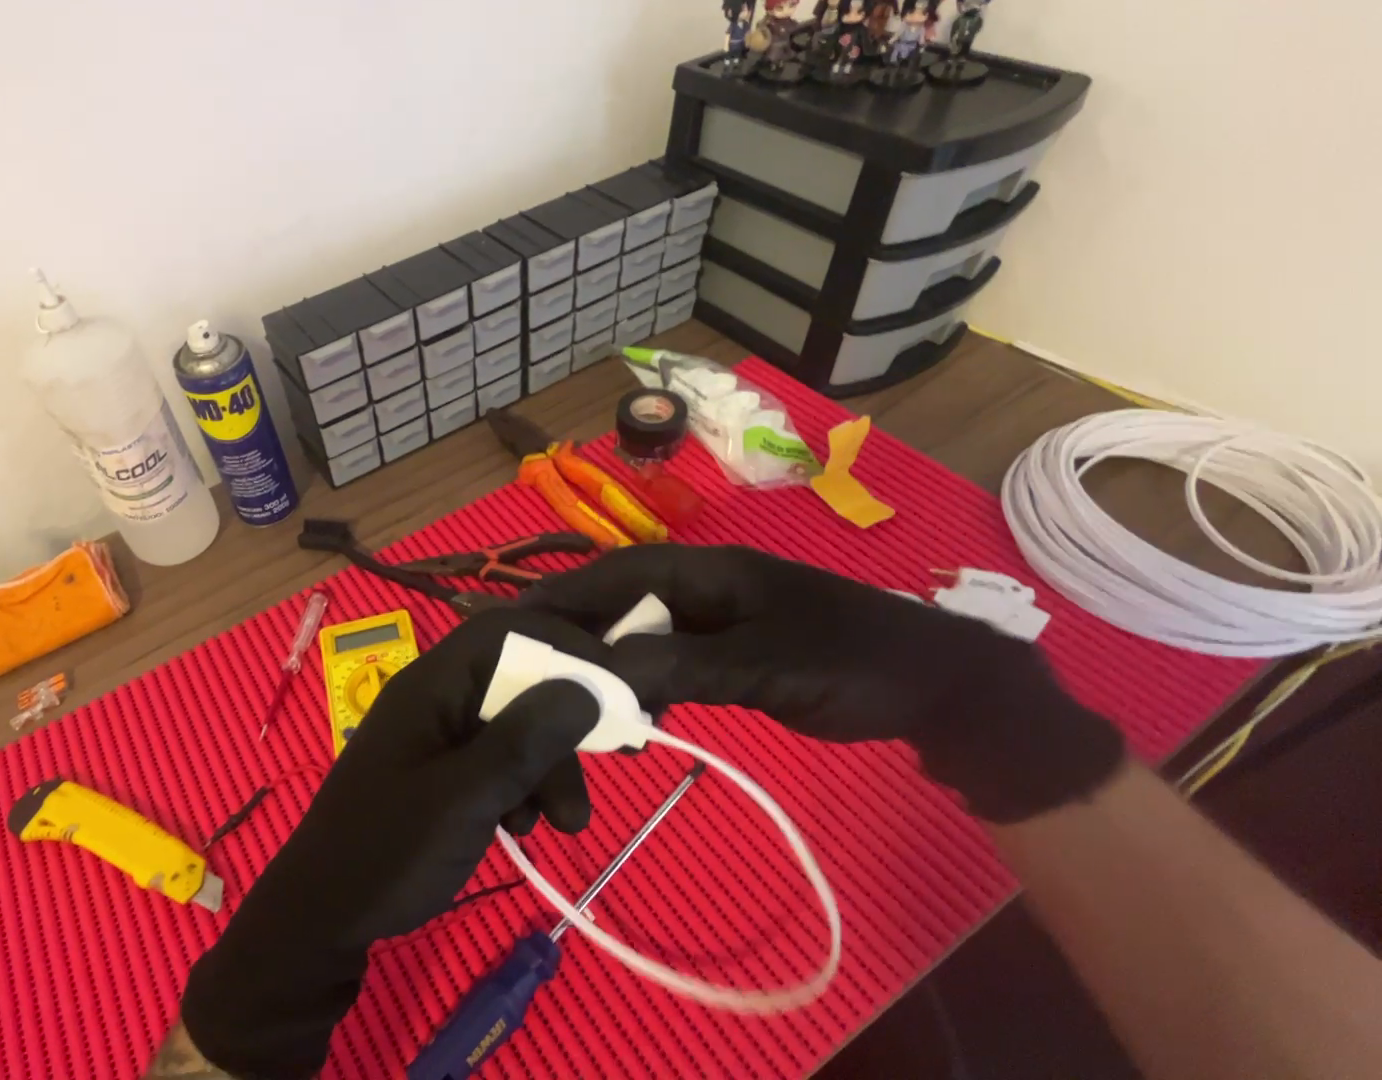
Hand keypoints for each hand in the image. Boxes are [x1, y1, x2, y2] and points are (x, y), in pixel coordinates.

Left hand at [181, 609, 608, 1079]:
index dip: (563, 645)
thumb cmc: (387, 851)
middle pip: (518, 685)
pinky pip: (496, 764)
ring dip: (548, 770)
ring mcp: (437, 738)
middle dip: (565, 727)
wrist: (320, 920)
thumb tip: (585, 688)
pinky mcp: (440, 775)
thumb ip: (524, 741)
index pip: (504, 632)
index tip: (617, 683)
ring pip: (513, 730)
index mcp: (431, 685)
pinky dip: (520, 789)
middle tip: (620, 757)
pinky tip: (521, 827)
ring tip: (565, 824)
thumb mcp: (465, 797)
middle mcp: (435, 700)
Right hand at [521, 544, 1125, 823]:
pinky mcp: (730, 652)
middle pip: (622, 602)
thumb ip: (680, 666)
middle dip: (578, 633)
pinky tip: (633, 720)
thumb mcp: (763, 664)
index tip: (514, 619)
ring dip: (610, 665)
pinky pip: (668, 662)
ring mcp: (717, 620)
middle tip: (531, 669)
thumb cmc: (853, 663)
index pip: (619, 571)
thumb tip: (598, 674)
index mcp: (710, 570)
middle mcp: (704, 586)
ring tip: (575, 702)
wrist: (939, 690)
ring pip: (642, 635)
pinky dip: (644, 686)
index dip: (564, 593)